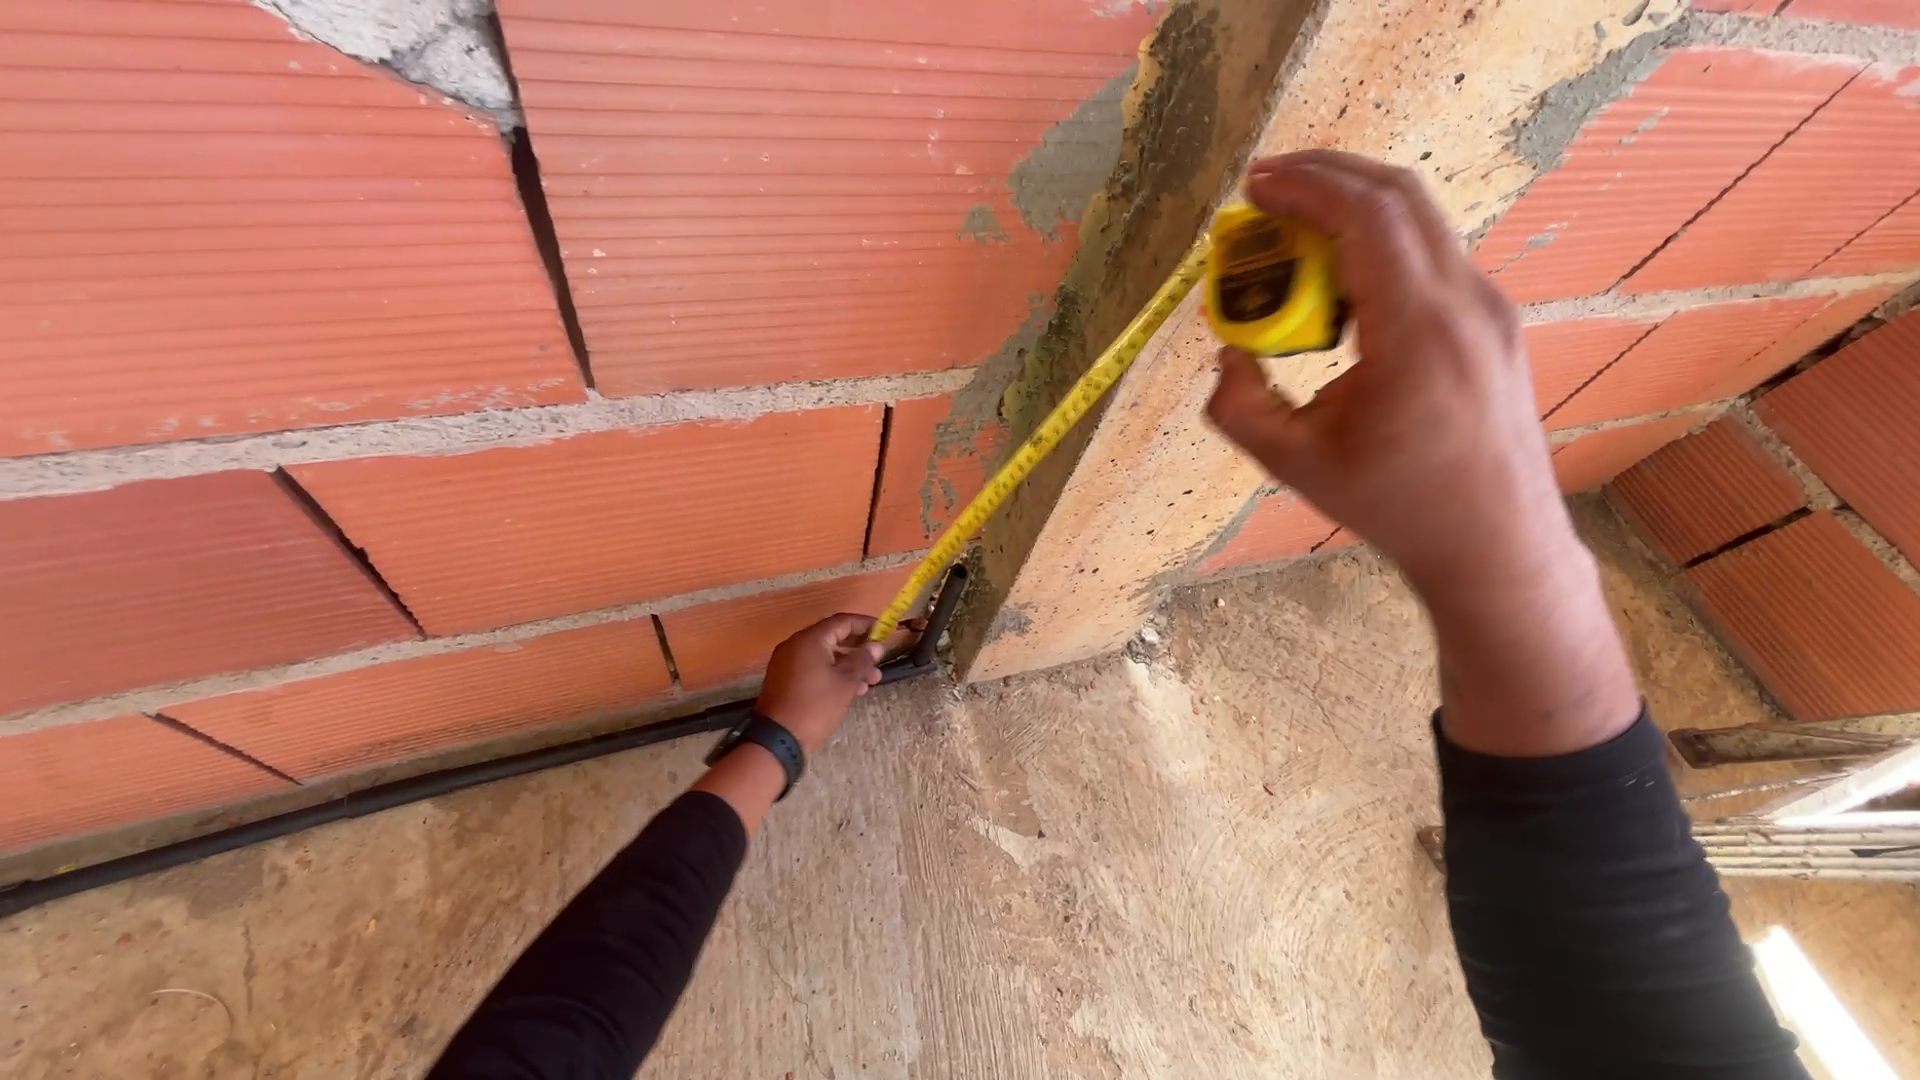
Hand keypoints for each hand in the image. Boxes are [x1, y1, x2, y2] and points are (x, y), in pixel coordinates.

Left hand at [754, 613, 885, 754]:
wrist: (778, 739)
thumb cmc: (815, 706)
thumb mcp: (845, 683)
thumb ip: (862, 660)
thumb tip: (875, 646)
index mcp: (810, 640)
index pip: (842, 622)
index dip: (865, 625)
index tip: (884, 631)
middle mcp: (796, 645)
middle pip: (833, 638)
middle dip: (858, 650)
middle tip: (878, 662)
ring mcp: (787, 662)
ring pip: (824, 656)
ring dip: (848, 666)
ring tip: (870, 682)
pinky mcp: (785, 679)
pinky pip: (813, 668)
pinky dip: (832, 674)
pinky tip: (851, 690)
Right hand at [1207, 151, 1637, 756]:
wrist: (1491, 539)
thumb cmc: (1392, 504)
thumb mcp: (1292, 462)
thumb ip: (1237, 407)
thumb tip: (1225, 355)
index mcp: (1416, 332)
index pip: (1367, 218)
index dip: (1306, 187)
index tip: (1253, 186)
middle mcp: (1465, 302)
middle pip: (1399, 196)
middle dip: (1327, 177)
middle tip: (1265, 188)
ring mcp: (1488, 307)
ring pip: (1419, 220)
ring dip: (1351, 210)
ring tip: (1291, 232)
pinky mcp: (1490, 321)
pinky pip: (1429, 255)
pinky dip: (1376, 244)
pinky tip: (1336, 280)